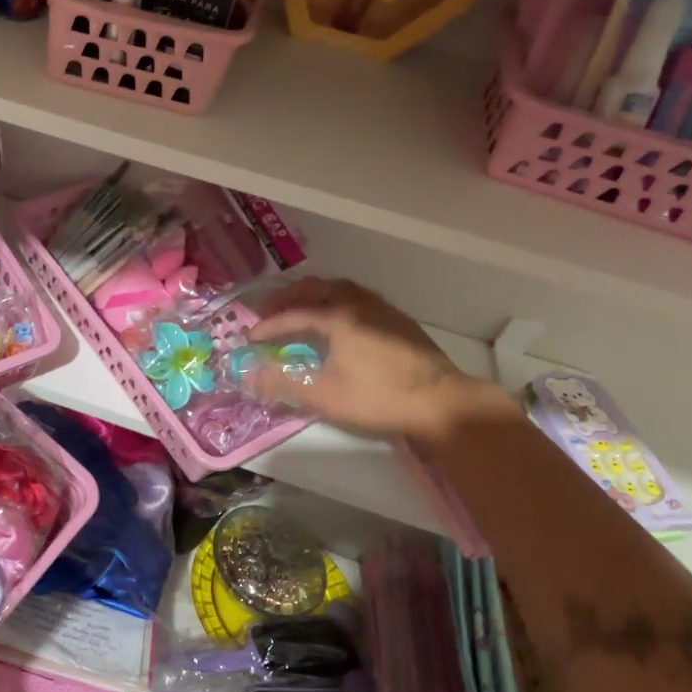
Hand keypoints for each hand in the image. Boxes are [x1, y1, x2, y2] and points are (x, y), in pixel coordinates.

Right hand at [247, 278, 516, 447]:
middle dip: (290, 297)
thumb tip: (249, 377)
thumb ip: (284, 384)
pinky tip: (341, 322)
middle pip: (319, 288)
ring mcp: (384, 311)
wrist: (443, 404)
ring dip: (316, 294)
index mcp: (339, 317)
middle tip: (270, 309)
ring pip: (343, 290)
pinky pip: (360, 299)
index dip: (269, 325)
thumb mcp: (326, 396)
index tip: (250, 337)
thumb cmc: (380, 398)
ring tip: (302, 308)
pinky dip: (338, 302)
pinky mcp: (400, 322)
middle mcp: (360, 304)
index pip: (294, 314)